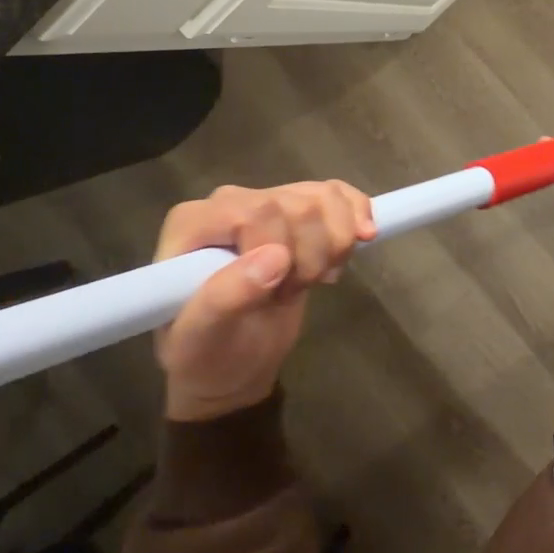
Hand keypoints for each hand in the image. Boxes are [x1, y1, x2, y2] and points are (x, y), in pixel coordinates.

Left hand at [153, 181, 373, 421]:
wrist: (234, 359)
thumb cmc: (207, 353)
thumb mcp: (203, 338)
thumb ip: (226, 297)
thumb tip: (276, 258)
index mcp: (193, 223)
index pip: (255, 211)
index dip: (280, 247)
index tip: (274, 292)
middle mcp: (229, 202)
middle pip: (298, 204)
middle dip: (311, 256)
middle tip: (290, 293)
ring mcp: (268, 200)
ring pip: (325, 197)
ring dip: (335, 244)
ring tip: (314, 278)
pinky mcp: (298, 208)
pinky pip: (338, 192)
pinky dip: (358, 214)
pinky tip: (361, 240)